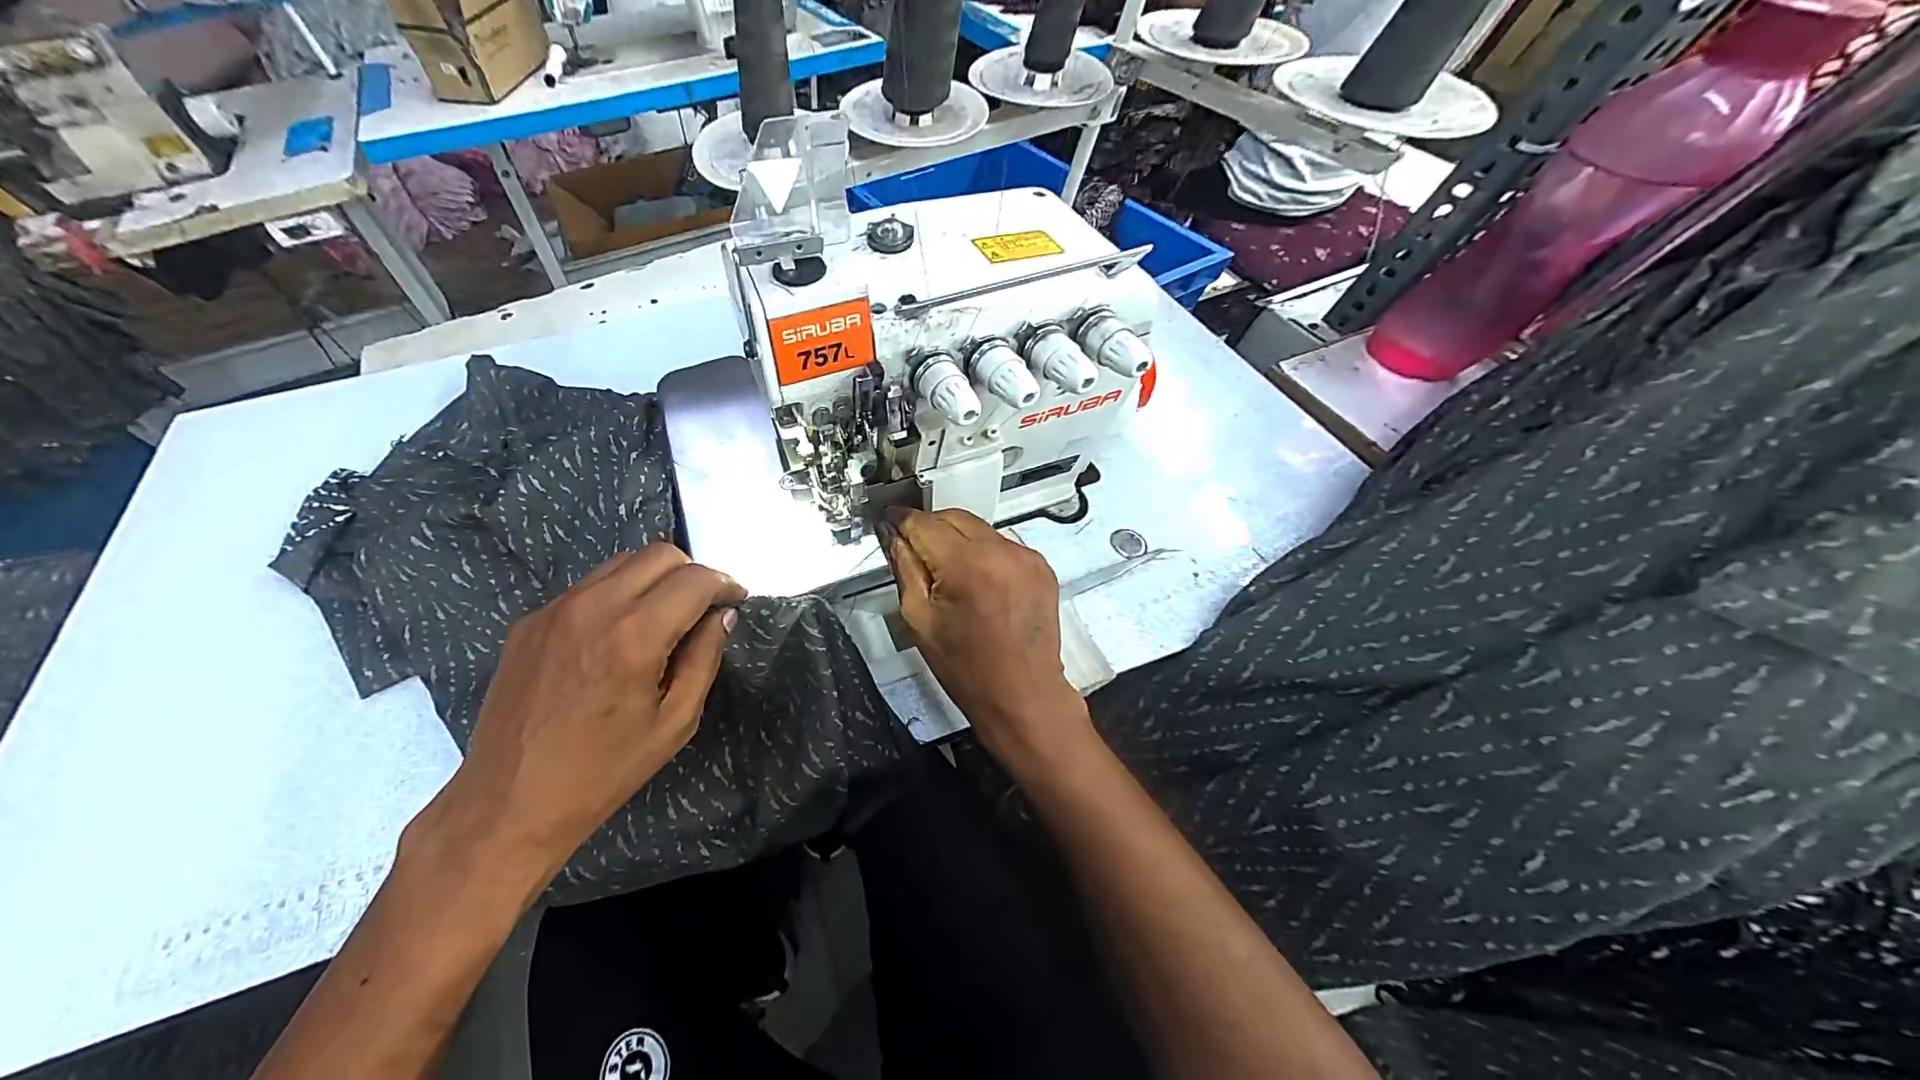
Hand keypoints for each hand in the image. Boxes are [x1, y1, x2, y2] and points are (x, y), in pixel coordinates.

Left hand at [425, 544, 747, 872]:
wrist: (510, 802)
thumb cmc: (605, 770)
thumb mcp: (676, 721)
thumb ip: (704, 657)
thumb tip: (722, 616)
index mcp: (634, 635)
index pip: (695, 579)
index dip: (725, 585)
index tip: (736, 601)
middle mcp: (593, 607)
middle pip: (659, 554)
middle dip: (693, 573)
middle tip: (704, 607)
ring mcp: (554, 610)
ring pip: (621, 563)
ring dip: (655, 578)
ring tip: (664, 617)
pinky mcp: (530, 622)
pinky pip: (588, 587)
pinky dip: (618, 594)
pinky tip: (619, 634)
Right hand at [880, 507, 1093, 768]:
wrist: (1023, 694)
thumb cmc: (970, 670)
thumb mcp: (920, 620)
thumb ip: (904, 568)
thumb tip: (894, 536)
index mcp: (967, 565)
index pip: (925, 523)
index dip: (901, 519)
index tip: (889, 519)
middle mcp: (1002, 552)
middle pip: (953, 517)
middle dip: (929, 527)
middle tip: (911, 546)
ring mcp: (1026, 557)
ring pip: (978, 528)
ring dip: (957, 539)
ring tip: (946, 571)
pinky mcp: (1041, 566)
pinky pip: (1001, 544)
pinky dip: (983, 552)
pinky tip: (975, 579)